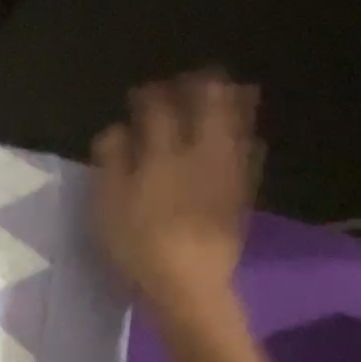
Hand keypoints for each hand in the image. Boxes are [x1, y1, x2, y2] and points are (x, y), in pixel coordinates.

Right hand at [91, 71, 262, 312]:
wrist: (188, 288)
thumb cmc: (137, 244)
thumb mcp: (107, 203)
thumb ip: (111, 160)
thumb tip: (116, 130)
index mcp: (162, 155)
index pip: (158, 112)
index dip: (150, 96)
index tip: (142, 90)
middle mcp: (199, 156)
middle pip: (206, 111)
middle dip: (202, 88)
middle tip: (201, 73)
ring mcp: (225, 176)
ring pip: (235, 130)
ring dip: (235, 106)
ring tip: (236, 88)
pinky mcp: (241, 198)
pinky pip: (251, 159)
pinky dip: (251, 142)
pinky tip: (253, 137)